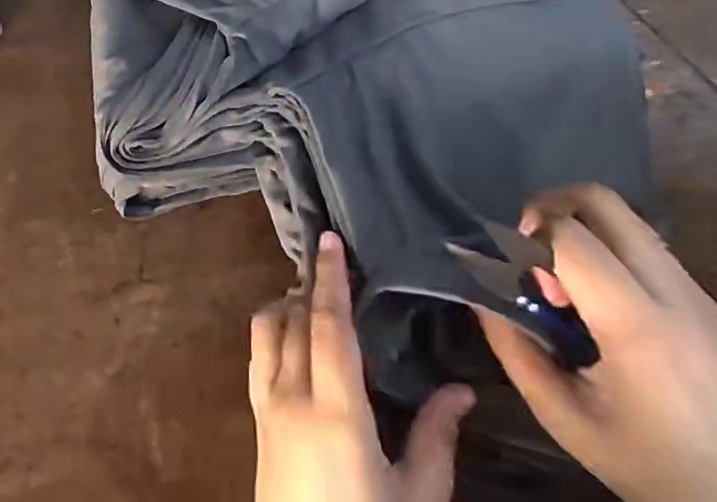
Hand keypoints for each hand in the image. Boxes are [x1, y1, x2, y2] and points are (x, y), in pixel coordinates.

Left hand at [252, 230, 474, 501]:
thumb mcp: (415, 496)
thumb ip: (436, 437)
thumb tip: (461, 390)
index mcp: (334, 409)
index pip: (325, 323)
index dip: (329, 278)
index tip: (329, 240)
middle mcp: (290, 397)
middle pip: (291, 318)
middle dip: (308, 282)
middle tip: (329, 258)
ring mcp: (265, 410)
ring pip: (264, 332)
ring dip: (285, 303)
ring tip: (312, 294)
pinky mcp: (255, 425)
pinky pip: (257, 359)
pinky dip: (272, 331)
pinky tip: (293, 336)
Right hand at [474, 186, 716, 501]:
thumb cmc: (656, 472)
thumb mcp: (566, 420)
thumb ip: (515, 350)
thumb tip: (483, 296)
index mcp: (636, 323)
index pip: (569, 232)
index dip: (528, 233)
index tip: (516, 268)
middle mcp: (673, 291)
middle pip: (602, 200)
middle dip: (552, 206)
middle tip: (532, 249)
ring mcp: (700, 293)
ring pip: (628, 220)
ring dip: (584, 230)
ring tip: (569, 285)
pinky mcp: (714, 304)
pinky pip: (650, 250)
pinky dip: (613, 254)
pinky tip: (607, 309)